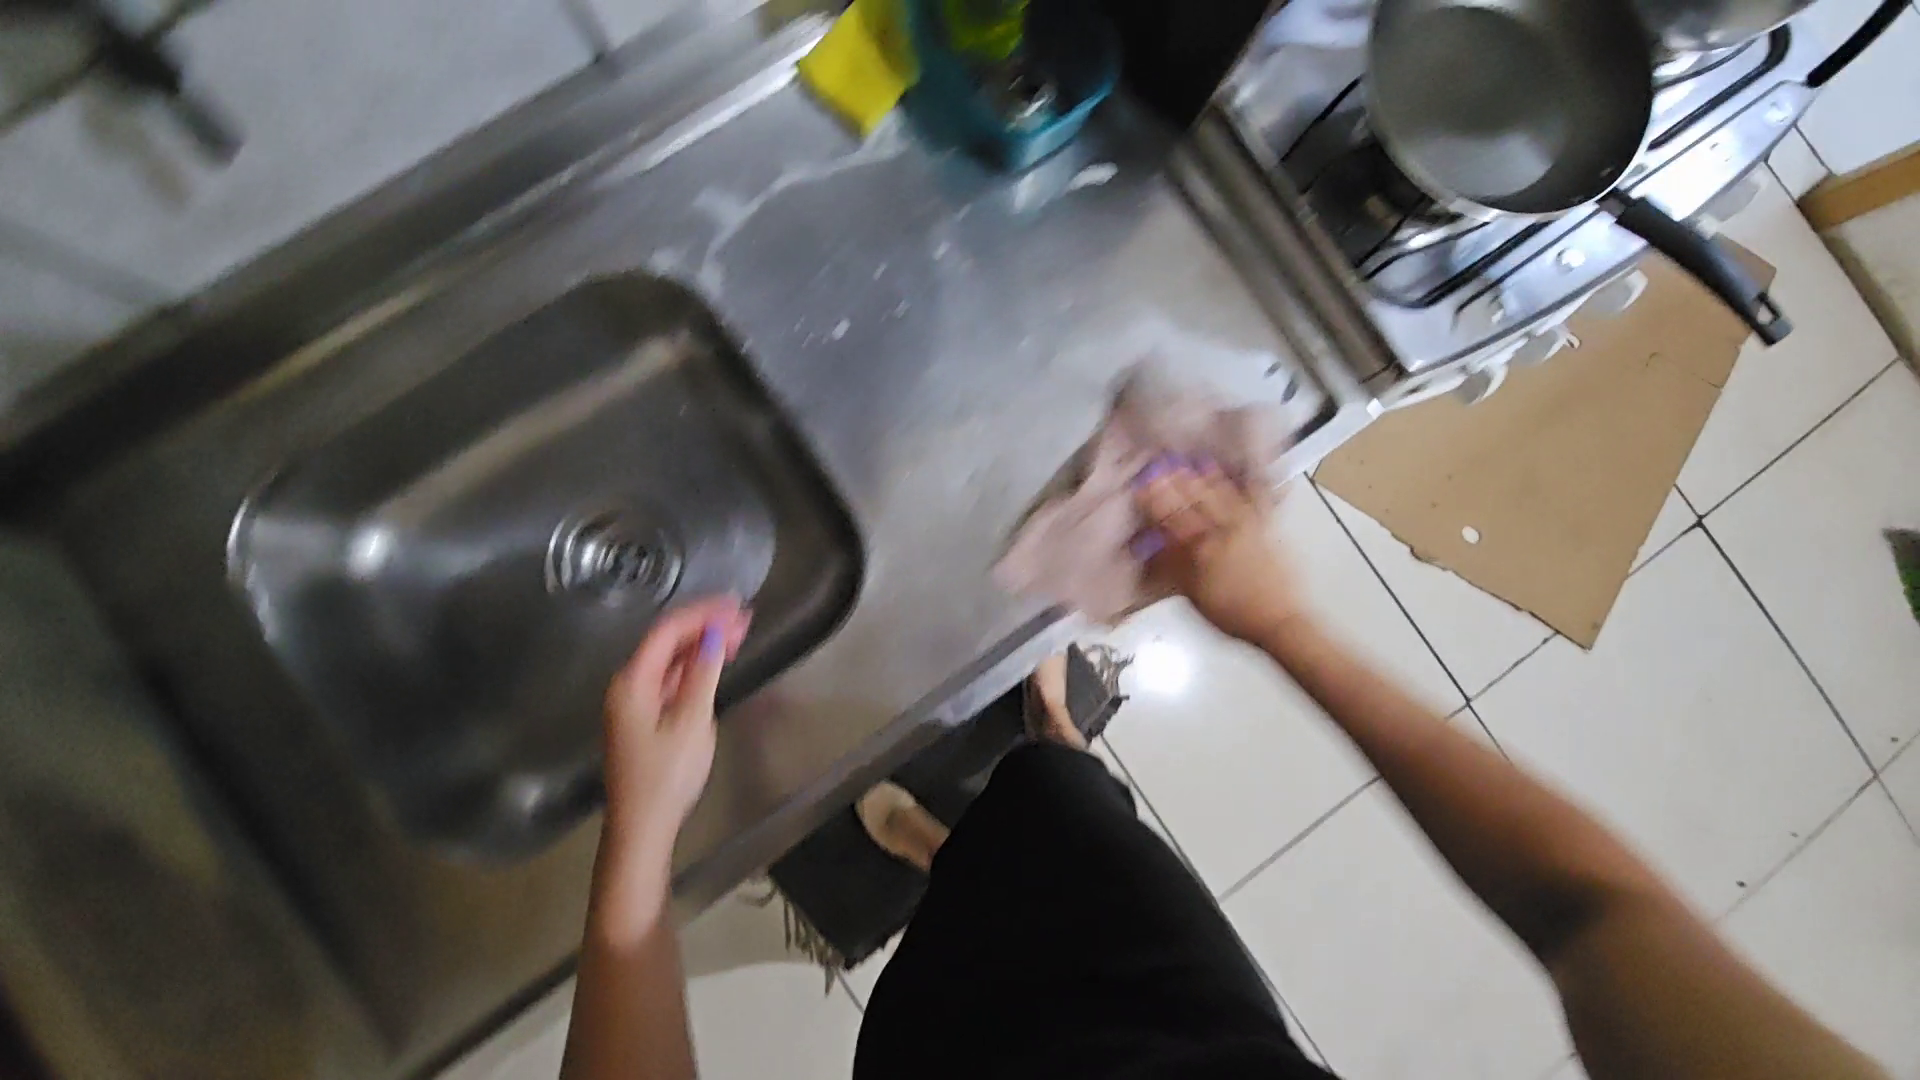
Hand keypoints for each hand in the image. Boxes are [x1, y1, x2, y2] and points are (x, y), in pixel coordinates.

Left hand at [602, 596, 751, 847]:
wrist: (643, 827)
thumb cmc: (667, 775)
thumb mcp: (691, 721)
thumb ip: (702, 674)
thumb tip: (712, 636)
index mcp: (633, 681)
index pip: (667, 631)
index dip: (702, 613)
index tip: (736, 605)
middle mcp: (628, 685)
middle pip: (667, 642)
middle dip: (705, 625)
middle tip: (744, 618)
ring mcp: (634, 702)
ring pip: (670, 660)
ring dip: (702, 645)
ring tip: (738, 634)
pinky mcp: (644, 718)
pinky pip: (670, 679)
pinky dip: (695, 667)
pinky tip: (716, 664)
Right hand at [1134, 460, 1303, 643]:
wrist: (1280, 620)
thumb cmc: (1233, 613)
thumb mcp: (1192, 594)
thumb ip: (1170, 567)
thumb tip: (1149, 548)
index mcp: (1202, 548)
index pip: (1172, 517)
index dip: (1155, 499)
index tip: (1142, 483)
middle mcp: (1224, 530)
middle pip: (1196, 501)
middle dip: (1178, 482)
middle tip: (1163, 463)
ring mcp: (1249, 526)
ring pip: (1224, 496)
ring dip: (1207, 478)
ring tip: (1196, 461)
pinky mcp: (1269, 528)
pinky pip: (1257, 501)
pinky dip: (1248, 486)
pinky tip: (1242, 475)